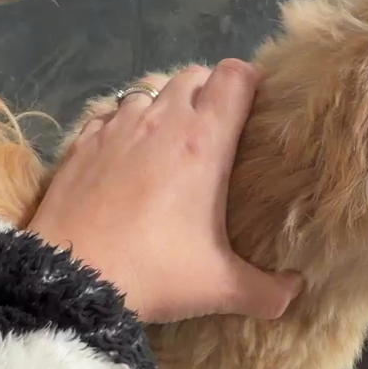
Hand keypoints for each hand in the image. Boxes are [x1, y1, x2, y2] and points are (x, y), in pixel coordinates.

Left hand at [28, 60, 300, 323]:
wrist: (72, 279)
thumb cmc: (154, 273)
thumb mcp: (220, 289)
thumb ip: (267, 292)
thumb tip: (296, 293)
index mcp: (203, 141)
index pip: (236, 77)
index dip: (252, 81)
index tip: (258, 106)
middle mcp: (161, 120)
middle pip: (194, 76)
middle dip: (210, 92)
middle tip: (217, 129)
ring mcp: (116, 126)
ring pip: (150, 90)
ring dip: (166, 106)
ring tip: (170, 141)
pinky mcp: (81, 141)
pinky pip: (110, 113)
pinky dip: (125, 123)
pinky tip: (125, 153)